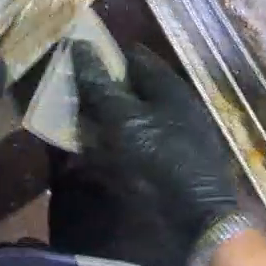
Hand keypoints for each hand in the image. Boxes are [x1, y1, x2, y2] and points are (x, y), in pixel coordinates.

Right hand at [54, 43, 244, 265]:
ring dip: (105, 119)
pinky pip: (136, 142)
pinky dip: (115, 143)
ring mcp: (175, 133)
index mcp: (167, 86)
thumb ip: (99, 84)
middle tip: (67, 95)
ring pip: (132, 115)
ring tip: (73, 125)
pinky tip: (93, 154)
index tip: (74, 60)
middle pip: (132, 87)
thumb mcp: (122, 119)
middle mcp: (175, 104)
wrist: (197, 219)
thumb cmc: (158, 160)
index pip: (132, 55)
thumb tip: (78, 45)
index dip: (104, 53)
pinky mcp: (170, 160)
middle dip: (101, 89)